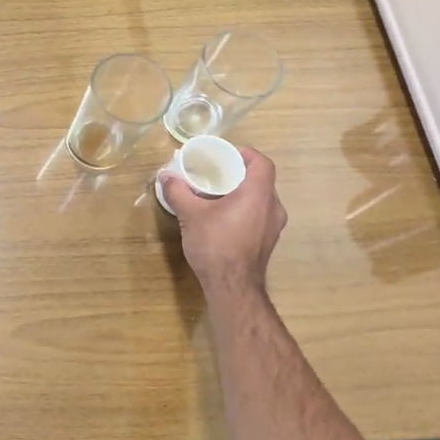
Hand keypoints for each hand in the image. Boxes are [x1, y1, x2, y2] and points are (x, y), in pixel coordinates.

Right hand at [160, 146, 287, 291]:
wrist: (232, 286)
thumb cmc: (215, 244)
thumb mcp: (190, 214)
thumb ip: (179, 192)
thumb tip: (166, 177)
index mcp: (258, 194)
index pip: (262, 163)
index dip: (246, 153)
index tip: (226, 154)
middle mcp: (273, 207)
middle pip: (261, 180)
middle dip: (239, 173)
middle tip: (216, 172)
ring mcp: (274, 227)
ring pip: (261, 199)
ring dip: (242, 193)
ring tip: (217, 194)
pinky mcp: (268, 241)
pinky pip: (259, 215)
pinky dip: (244, 209)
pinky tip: (223, 217)